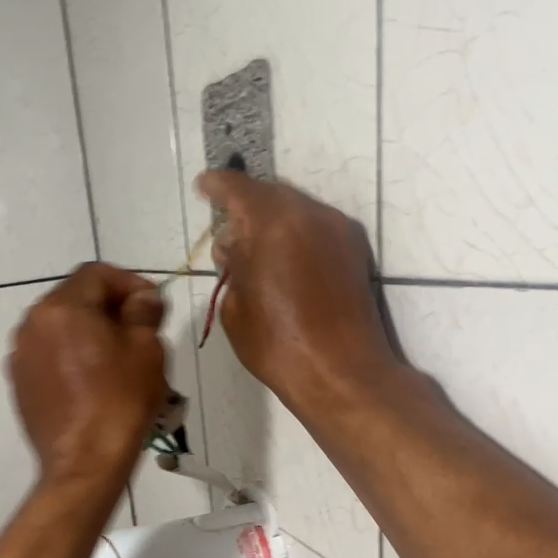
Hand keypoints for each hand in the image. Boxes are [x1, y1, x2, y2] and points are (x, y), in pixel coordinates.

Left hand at [9, 262, 169, 489]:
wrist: (85, 463)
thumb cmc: (120, 402)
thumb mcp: (147, 350)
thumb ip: (143, 313)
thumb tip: (141, 299)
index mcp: (61, 308)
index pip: (96, 274)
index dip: (129, 282)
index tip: (152, 305)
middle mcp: (31, 325)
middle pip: (74, 299)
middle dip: (108, 307)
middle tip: (139, 330)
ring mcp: (20, 357)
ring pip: (60, 328)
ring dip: (89, 333)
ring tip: (117, 358)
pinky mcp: (19, 385)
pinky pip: (49, 356)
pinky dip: (71, 357)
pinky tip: (93, 381)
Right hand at [196, 171, 398, 409]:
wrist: (340, 372)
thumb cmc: (278, 345)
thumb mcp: (235, 307)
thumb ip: (233, 266)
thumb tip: (236, 248)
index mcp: (272, 223)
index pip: (237, 188)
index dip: (216, 185)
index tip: (203, 187)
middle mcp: (309, 214)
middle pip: (271, 194)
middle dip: (246, 206)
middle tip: (229, 233)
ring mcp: (337, 229)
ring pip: (297, 210)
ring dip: (273, 222)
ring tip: (256, 253)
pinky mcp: (354, 250)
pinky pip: (316, 228)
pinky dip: (296, 235)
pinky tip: (285, 264)